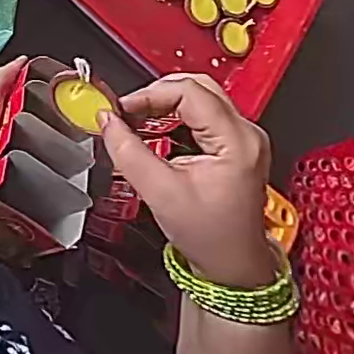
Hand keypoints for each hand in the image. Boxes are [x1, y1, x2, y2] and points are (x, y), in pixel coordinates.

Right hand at [99, 73, 276, 287]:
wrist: (234, 266)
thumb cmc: (211, 237)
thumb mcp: (160, 193)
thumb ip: (128, 151)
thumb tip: (108, 120)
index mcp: (237, 141)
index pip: (189, 92)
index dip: (150, 95)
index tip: (124, 108)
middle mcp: (246, 133)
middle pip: (196, 86)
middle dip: (156, 94)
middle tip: (128, 111)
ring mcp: (242, 136)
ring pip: (198, 95)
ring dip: (164, 103)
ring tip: (137, 120)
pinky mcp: (234, 142)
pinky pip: (201, 111)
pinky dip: (174, 114)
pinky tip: (155, 129)